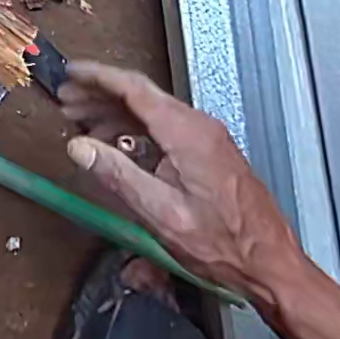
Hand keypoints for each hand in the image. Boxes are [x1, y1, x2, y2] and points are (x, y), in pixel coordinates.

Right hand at [58, 61, 304, 304]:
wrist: (272, 266)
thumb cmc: (225, 245)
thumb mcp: (161, 213)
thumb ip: (118, 175)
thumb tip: (80, 147)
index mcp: (187, 133)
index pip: (134, 88)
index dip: (97, 76)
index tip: (72, 72)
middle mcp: (198, 126)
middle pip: (138, 95)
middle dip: (98, 94)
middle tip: (67, 100)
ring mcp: (204, 137)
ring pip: (148, 110)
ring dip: (112, 111)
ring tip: (81, 120)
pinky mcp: (206, 150)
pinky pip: (160, 126)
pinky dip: (131, 127)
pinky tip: (113, 143)